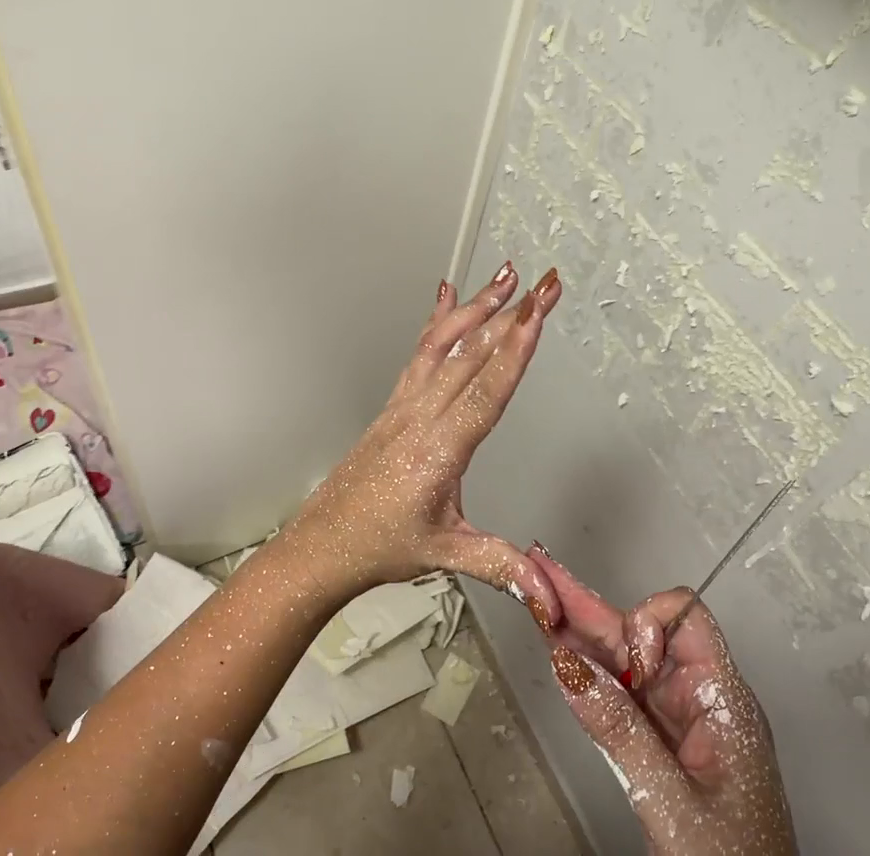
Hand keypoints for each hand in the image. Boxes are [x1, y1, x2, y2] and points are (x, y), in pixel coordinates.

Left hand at [277, 261, 563, 623]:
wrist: (323, 544)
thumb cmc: (378, 545)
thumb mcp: (445, 555)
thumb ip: (500, 564)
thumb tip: (545, 593)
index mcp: (439, 450)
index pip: (486, 390)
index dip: (515, 348)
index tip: (537, 310)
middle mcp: (421, 418)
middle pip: (471, 356)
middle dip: (511, 315)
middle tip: (543, 283)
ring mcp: (404, 407)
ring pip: (443, 347)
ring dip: (477, 309)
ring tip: (505, 277)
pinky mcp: (395, 407)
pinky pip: (419, 355)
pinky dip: (436, 323)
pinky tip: (446, 297)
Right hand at [532, 548, 796, 855]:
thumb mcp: (671, 799)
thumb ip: (619, 732)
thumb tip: (570, 667)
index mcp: (723, 701)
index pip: (686, 620)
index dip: (646, 624)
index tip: (624, 664)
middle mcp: (699, 700)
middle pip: (641, 637)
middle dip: (590, 609)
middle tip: (542, 575)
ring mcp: (678, 723)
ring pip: (624, 665)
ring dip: (581, 636)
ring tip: (538, 603)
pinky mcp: (661, 746)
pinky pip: (620, 699)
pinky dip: (587, 675)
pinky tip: (559, 653)